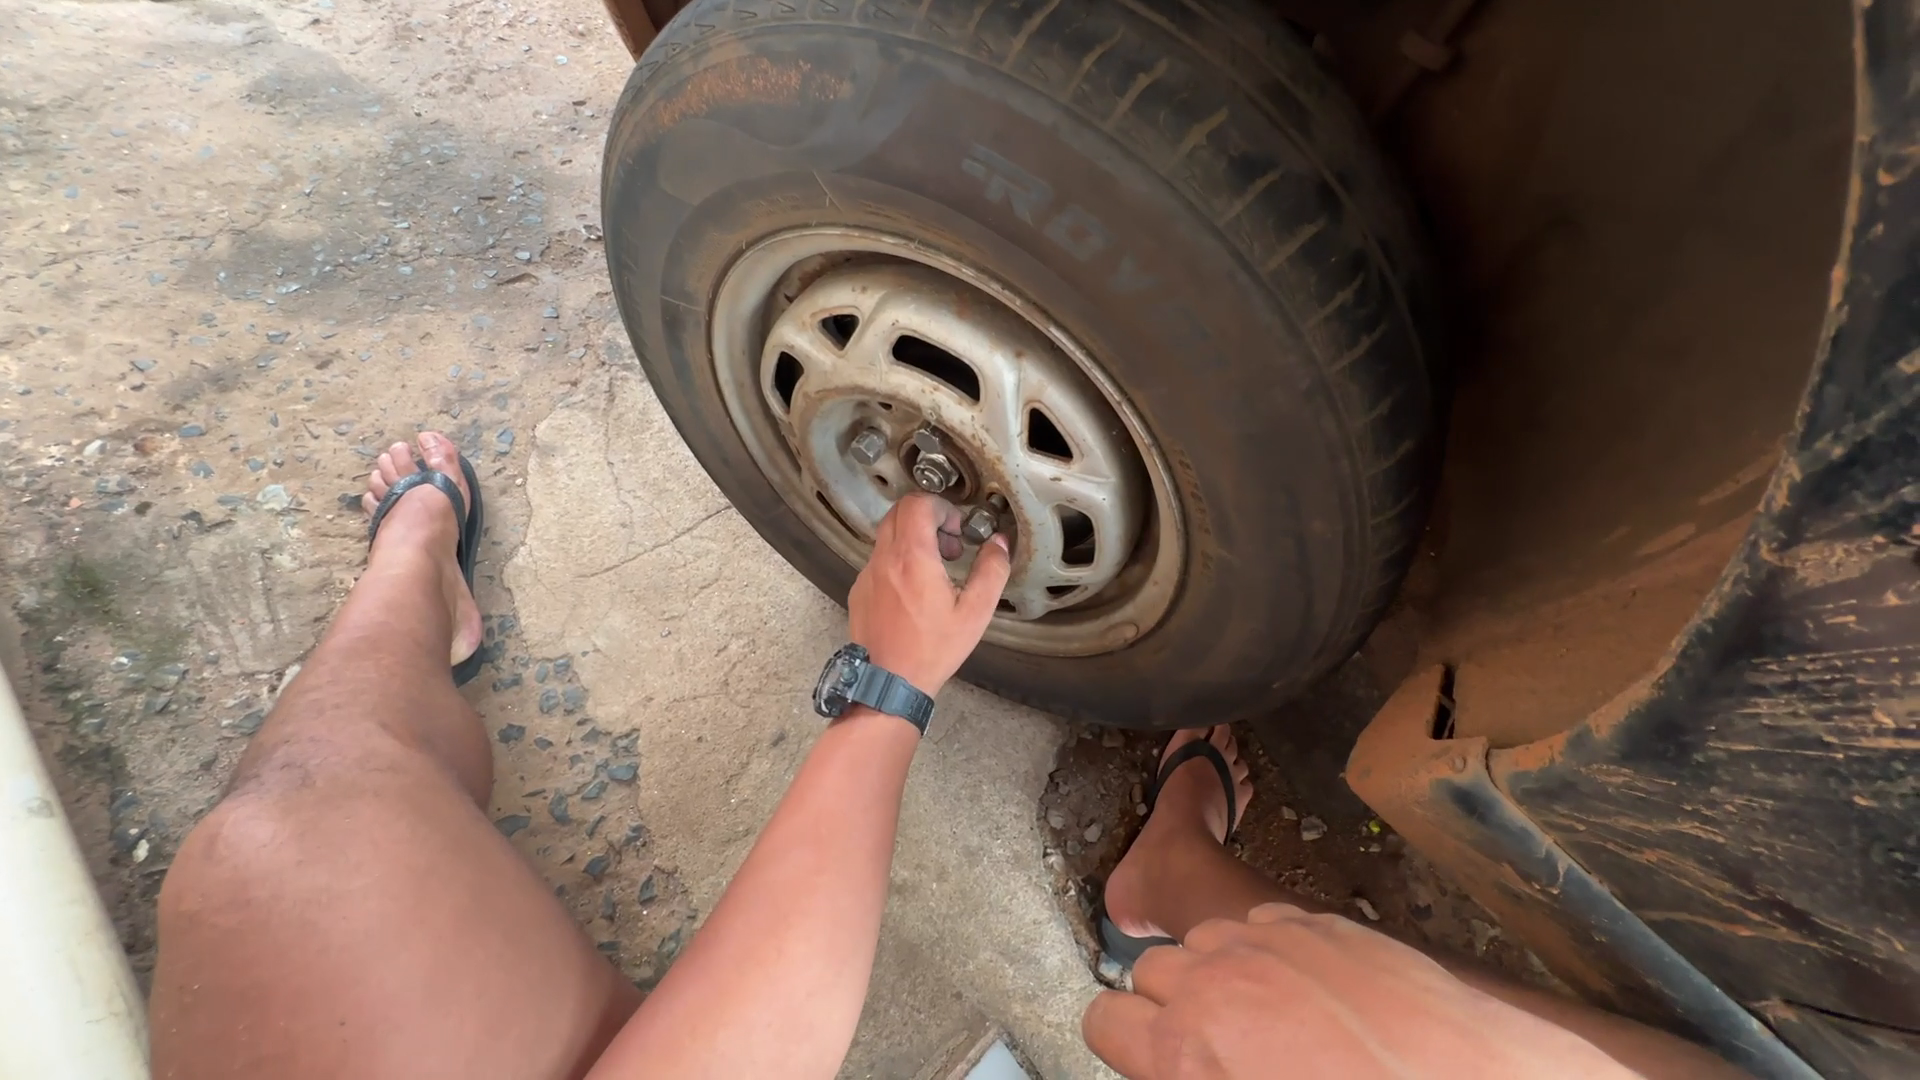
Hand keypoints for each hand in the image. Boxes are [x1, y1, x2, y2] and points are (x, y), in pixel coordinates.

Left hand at [847, 494, 1011, 696]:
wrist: (888, 684)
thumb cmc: (931, 650)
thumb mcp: (975, 613)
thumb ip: (991, 572)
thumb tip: (999, 544)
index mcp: (912, 558)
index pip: (918, 503)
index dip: (942, 507)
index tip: (957, 529)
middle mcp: (884, 559)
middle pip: (898, 511)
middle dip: (927, 518)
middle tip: (949, 544)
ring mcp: (867, 574)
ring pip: (886, 535)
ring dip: (912, 539)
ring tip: (935, 570)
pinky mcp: (860, 590)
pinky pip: (878, 560)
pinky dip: (898, 561)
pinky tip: (914, 591)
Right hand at [1082, 904, 1637, 1078]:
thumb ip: (1194, 1078)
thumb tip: (1185, 1066)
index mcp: (1186, 1050)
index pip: (1103, 1019)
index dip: (1120, 1043)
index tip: (1147, 1059)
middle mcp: (1214, 978)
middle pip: (1150, 972)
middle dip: (1170, 1010)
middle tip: (1219, 1052)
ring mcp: (1266, 940)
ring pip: (1204, 940)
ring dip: (1217, 975)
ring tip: (1267, 1022)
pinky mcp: (1316, 922)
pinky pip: (1261, 926)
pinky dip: (1267, 953)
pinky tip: (1309, 996)